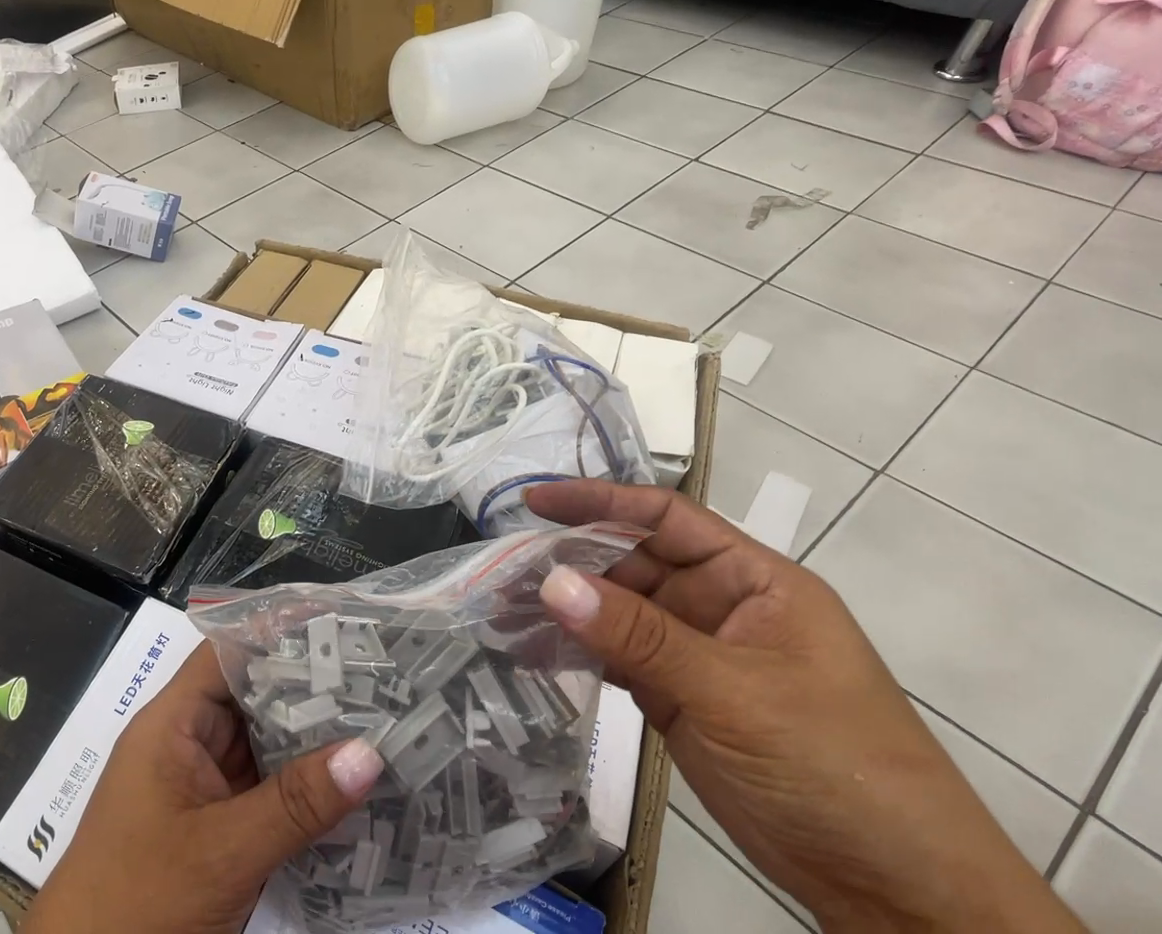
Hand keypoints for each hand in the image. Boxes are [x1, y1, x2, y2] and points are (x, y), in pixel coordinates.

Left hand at [22, 645, 383, 933]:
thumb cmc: (139, 898)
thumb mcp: (222, 850)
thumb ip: (295, 804)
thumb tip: (371, 752)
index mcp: (171, 725)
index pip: (225, 655)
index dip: (277, 631)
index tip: (339, 620)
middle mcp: (187, 744)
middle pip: (253, 696)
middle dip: (312, 684)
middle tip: (385, 672)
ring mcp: (203, 787)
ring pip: (264, 744)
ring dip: (315, 736)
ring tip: (387, 716)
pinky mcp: (217, 827)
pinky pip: (268, 790)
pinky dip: (305, 784)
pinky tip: (355, 781)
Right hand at [525, 479, 1082, 933]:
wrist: (891, 885)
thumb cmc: (834, 766)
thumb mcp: (733, 692)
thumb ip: (638, 636)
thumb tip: (550, 581)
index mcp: (755, 582)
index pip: (667, 519)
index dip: (600, 502)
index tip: (532, 503)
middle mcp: (722, 608)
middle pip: (632, 565)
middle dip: (568, 564)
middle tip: (497, 572)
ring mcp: (698, 656)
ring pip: (617, 614)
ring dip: (564, 611)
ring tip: (499, 613)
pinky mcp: (679, 700)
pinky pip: (616, 660)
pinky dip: (575, 654)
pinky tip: (530, 654)